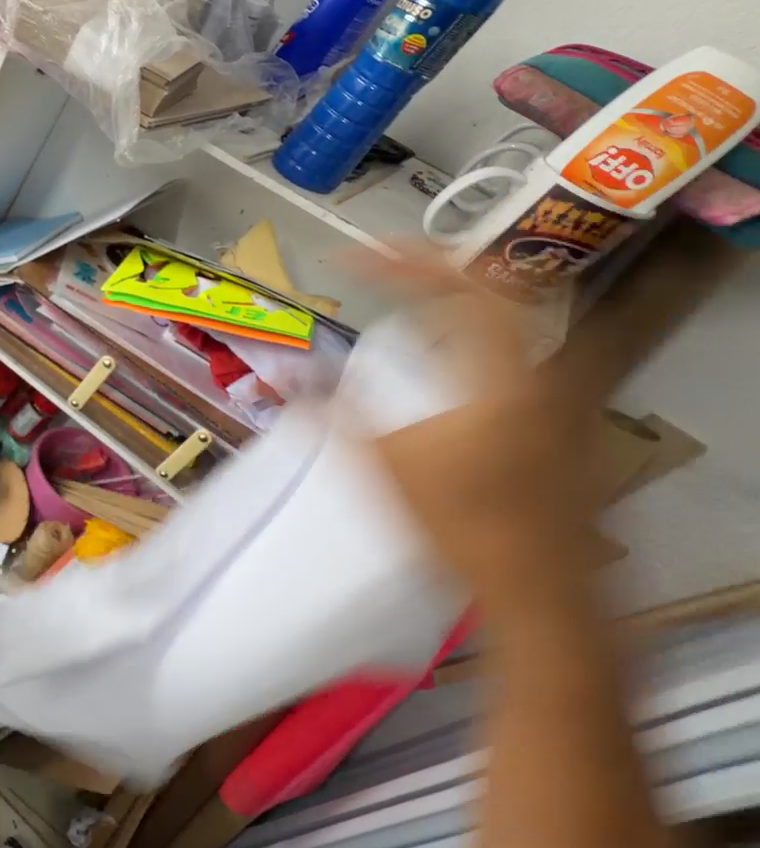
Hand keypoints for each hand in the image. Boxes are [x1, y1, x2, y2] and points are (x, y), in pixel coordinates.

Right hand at [362, 255, 610, 610]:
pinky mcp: (563, 414)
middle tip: (381, 259)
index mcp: (501, 376)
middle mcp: (544, 372)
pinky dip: (476, 326)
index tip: (347, 258)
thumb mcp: (381, 465)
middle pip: (496, 287)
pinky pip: (519, 344)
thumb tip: (285, 374)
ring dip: (457, 291)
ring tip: (410, 285)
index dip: (398, 262)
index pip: (457, 289)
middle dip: (433, 262)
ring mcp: (562, 393)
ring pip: (514, 314)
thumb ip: (331, 409)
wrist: (541, 588)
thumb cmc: (461, 527)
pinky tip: (447, 342)